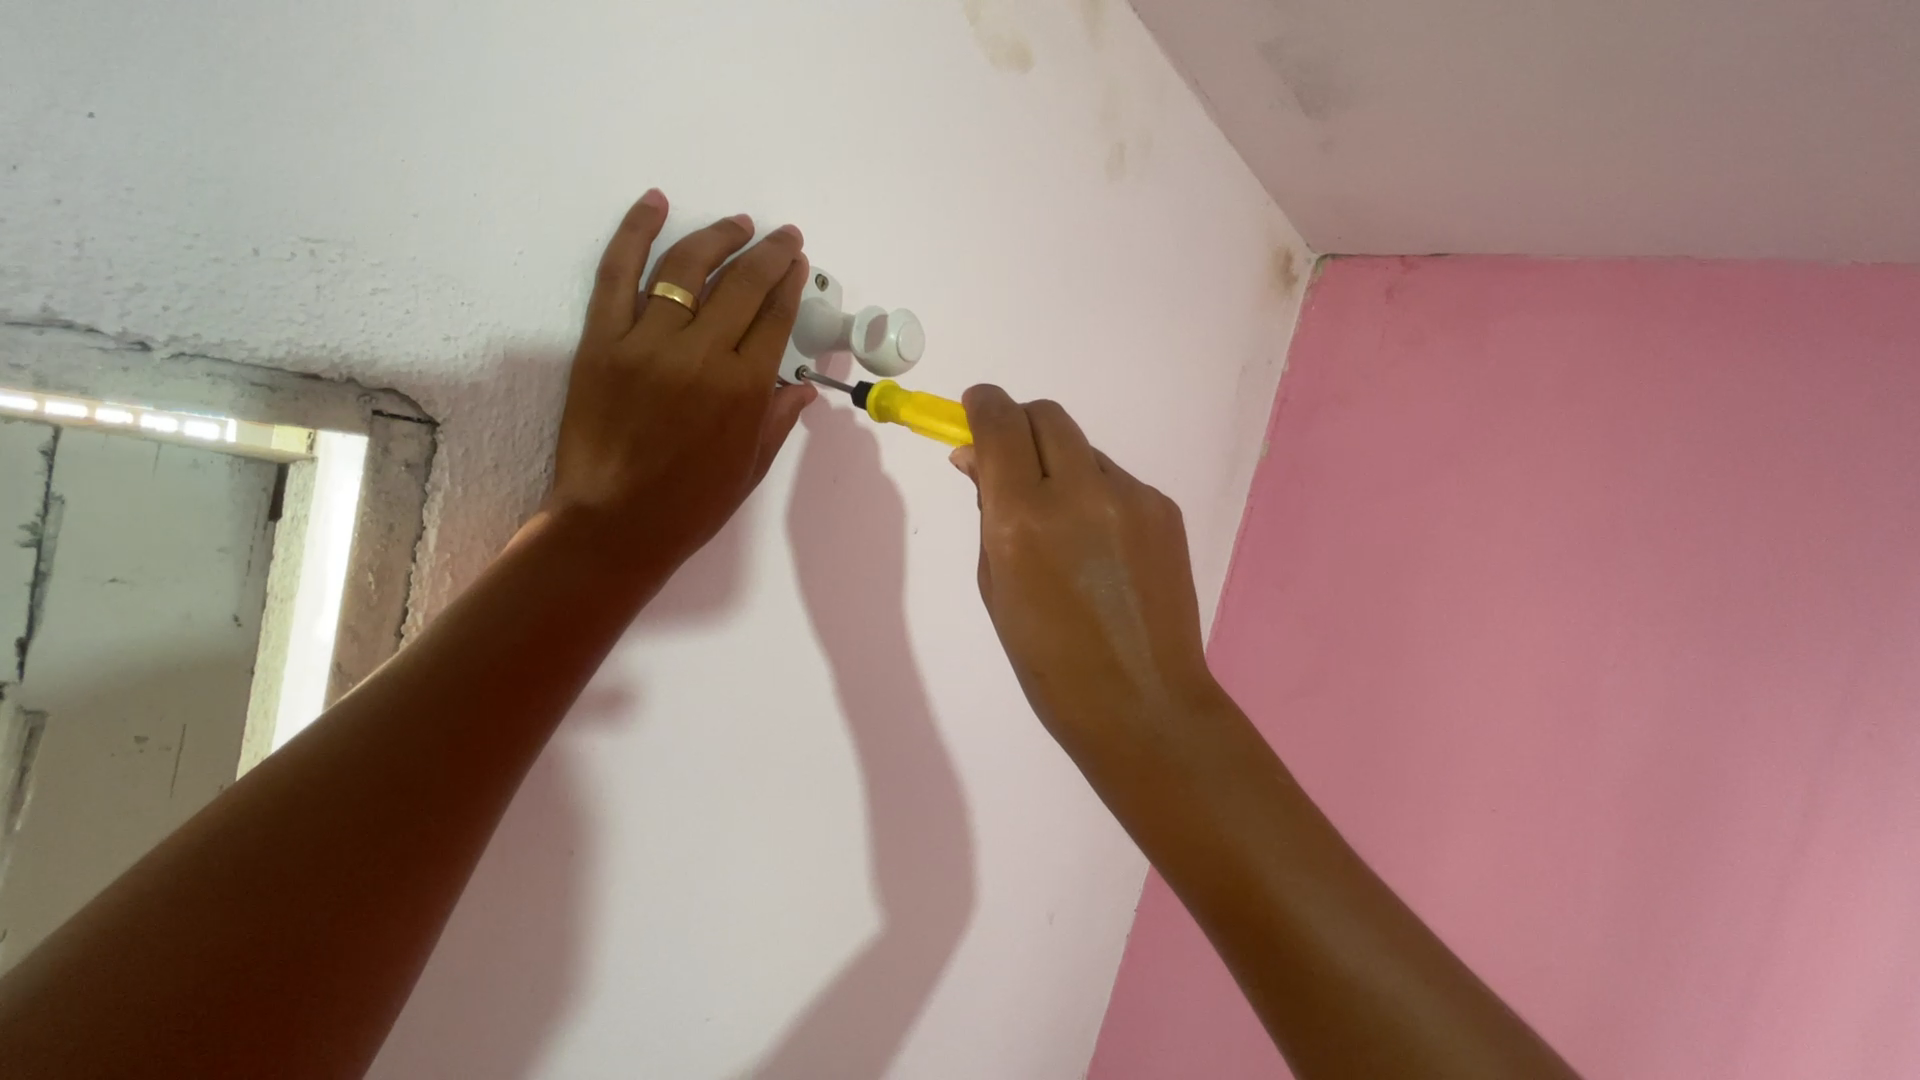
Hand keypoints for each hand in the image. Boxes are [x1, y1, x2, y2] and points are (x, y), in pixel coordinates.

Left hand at [546, 189, 816, 573]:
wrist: (614, 525)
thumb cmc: (690, 505)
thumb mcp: (750, 467)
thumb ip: (778, 420)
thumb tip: (802, 386)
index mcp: (746, 389)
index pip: (776, 318)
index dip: (790, 284)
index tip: (798, 263)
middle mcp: (703, 354)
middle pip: (744, 285)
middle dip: (770, 254)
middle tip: (783, 236)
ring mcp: (648, 342)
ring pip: (688, 269)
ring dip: (719, 237)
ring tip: (738, 223)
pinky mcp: (602, 339)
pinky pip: (618, 273)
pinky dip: (635, 232)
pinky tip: (656, 202)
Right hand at [950, 386, 1220, 746]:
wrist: (1142, 702)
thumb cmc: (1048, 662)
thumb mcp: (996, 587)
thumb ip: (988, 513)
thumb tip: (977, 460)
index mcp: (1023, 519)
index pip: (999, 422)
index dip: (981, 406)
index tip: (973, 410)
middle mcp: (1079, 493)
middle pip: (1046, 415)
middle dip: (1019, 425)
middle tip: (1011, 463)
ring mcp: (1131, 497)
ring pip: (1082, 449)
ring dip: (1060, 466)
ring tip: (1064, 529)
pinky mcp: (1164, 508)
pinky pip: (1116, 481)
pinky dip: (1095, 495)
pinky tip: (1101, 550)